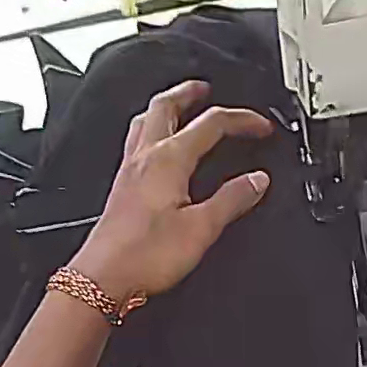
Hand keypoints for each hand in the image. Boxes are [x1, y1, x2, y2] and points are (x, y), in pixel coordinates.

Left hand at [68, 80, 273, 301]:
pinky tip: (155, 147)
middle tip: (207, 89)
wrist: (105, 277)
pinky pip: (135, 143)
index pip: (212, 124)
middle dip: (191, 93)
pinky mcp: (122, 188)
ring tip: (180, 106)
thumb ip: (232, 200)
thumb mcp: (201, 229)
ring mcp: (130, 171)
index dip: (241, 120)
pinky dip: (151, 131)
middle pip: (167, 106)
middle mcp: (145, 157)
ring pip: (146, 120)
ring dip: (167, 106)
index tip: (261, 126)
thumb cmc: (145, 255)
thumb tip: (256, 180)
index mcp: (169, 160)